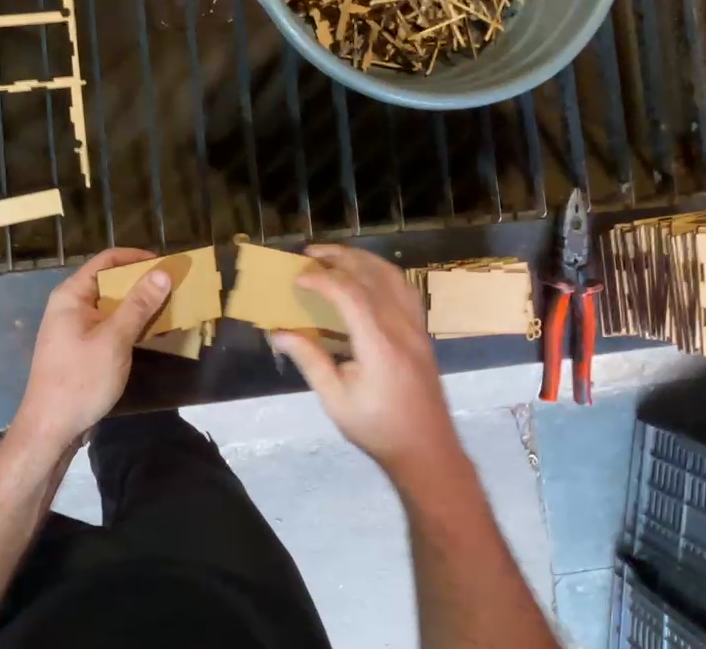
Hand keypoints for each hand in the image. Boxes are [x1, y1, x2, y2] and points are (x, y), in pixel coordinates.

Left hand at [12, 248, 173, 448]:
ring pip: (112, 306)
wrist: (50, 429)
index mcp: (72, 295)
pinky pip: (109, 326)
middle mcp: (71, 306)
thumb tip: (162, 272)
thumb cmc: (80, 380)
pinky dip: (130, 325)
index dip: (137, 258)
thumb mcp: (114, 340)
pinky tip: (152, 333)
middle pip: (110, 282)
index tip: (167, 264)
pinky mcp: (81, 349)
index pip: (107, 261)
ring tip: (170, 308)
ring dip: (139, 306)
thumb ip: (138, 305)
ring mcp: (75, 329)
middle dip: (142, 283)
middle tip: (174, 288)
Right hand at [269, 245, 460, 477]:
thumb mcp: (336, 400)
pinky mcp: (423, 332)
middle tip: (310, 253)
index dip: (322, 279)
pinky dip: (382, 273)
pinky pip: (405, 289)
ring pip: (392, 276)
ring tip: (335, 256)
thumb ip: (309, 361)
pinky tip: (366, 276)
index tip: (298, 278)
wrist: (427, 450)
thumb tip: (278, 333)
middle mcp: (401, 327)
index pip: (350, 294)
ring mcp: (417, 328)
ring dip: (362, 260)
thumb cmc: (378, 428)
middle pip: (372, 275)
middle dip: (339, 258)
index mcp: (379, 344)